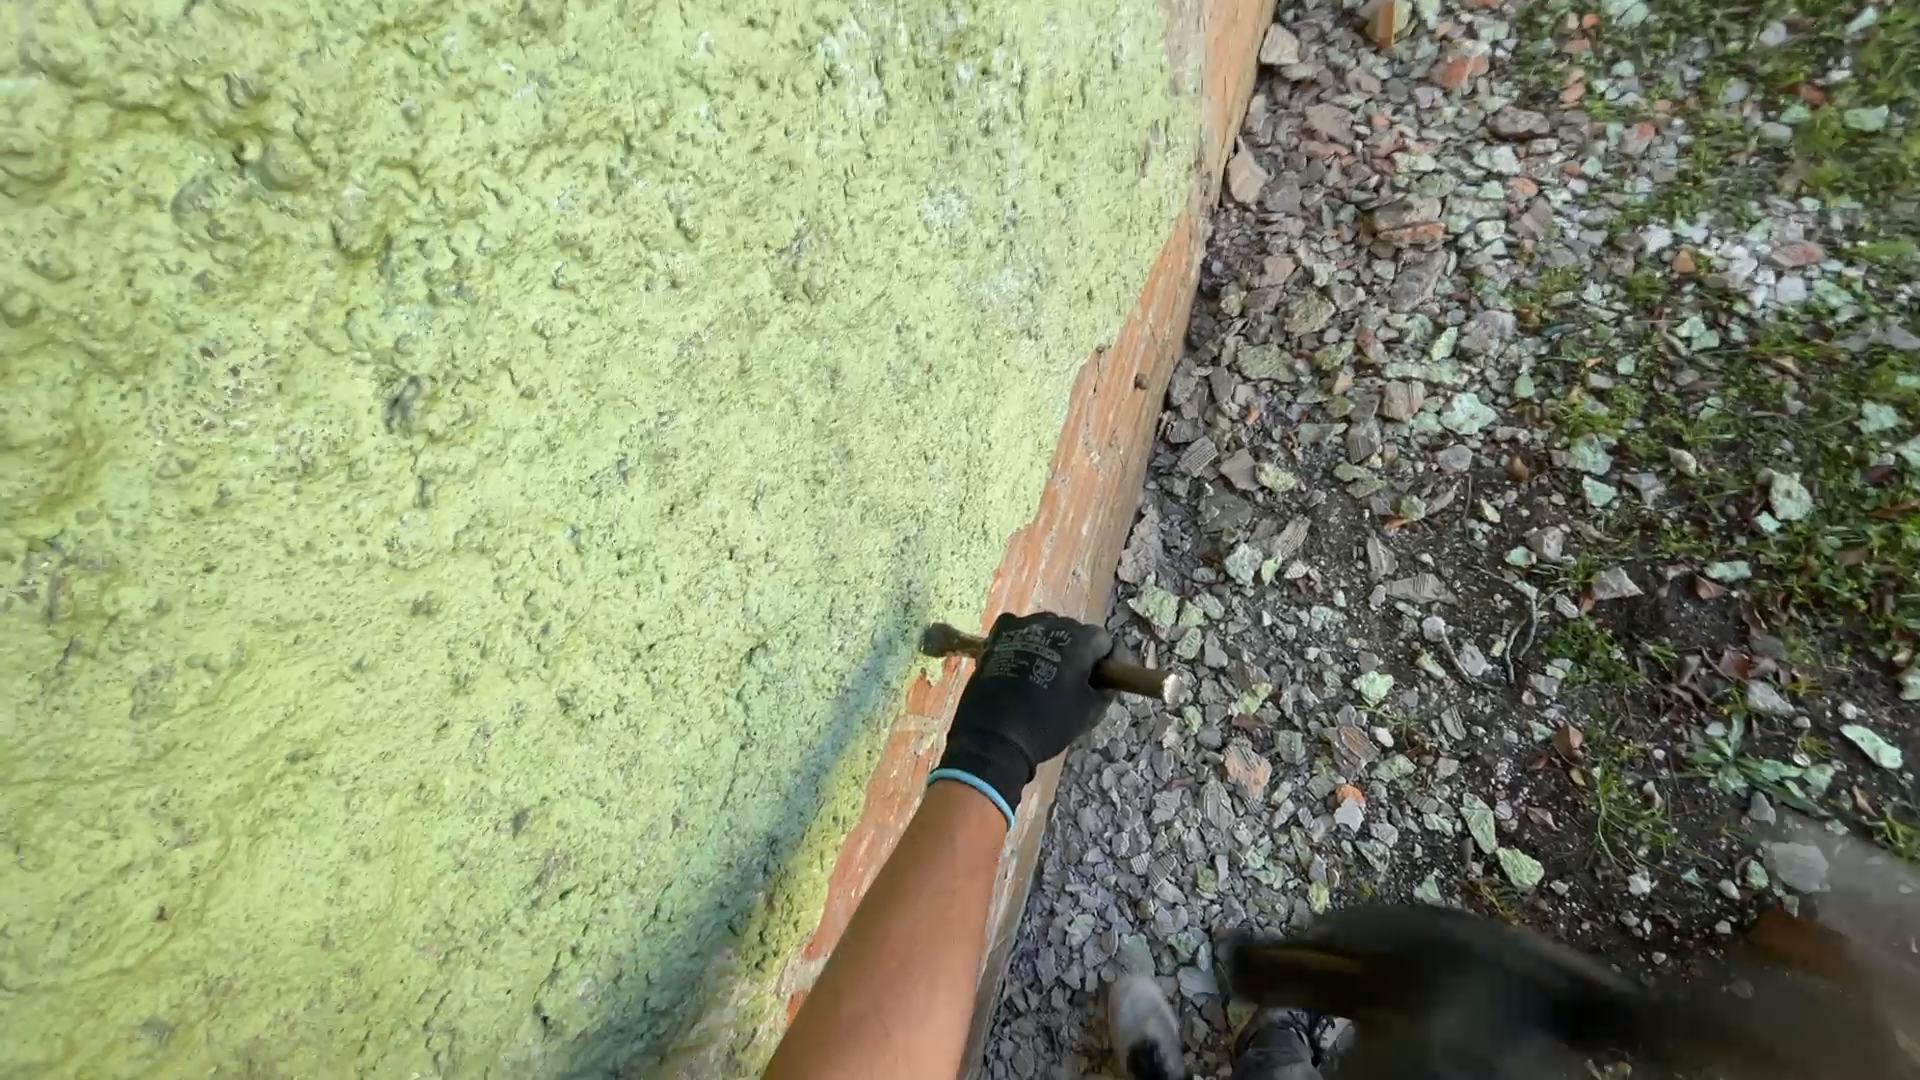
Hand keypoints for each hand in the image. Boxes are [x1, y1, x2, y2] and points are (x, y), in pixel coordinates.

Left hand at [929, 611, 1118, 827]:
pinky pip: (1018, 631)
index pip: (1103, 640)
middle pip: (1073, 632)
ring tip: (1044, 672)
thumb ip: (1105, 689)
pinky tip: (1020, 663)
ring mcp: (1021, 626)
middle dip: (1077, 651)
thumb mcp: (1089, 712)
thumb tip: (1106, 679)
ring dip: (1050, 645)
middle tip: (1073, 679)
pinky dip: (1022, 643)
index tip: (1101, 678)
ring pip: (1045, 629)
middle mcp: (1052, 624)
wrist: (994, 735)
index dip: (1105, 659)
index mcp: (1080, 640)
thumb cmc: (1048, 723)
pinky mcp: (996, 635)